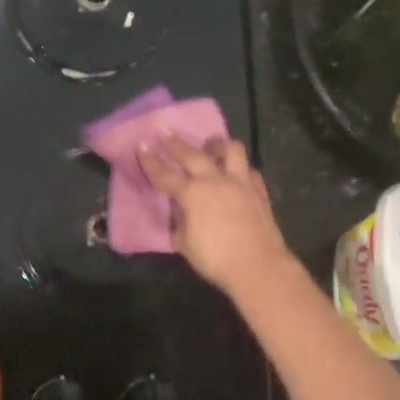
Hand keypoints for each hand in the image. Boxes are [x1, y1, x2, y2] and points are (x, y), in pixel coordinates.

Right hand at [137, 134, 296, 294]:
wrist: (257, 266)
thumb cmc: (214, 258)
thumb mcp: (184, 243)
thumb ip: (179, 222)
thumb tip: (180, 211)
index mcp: (192, 195)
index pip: (165, 175)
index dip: (150, 160)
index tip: (141, 146)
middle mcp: (215, 181)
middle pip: (193, 155)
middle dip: (176, 144)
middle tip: (166, 134)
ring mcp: (240, 182)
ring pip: (230, 150)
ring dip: (217, 144)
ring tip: (210, 144)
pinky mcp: (258, 190)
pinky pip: (248, 169)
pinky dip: (238, 166)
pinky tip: (235, 171)